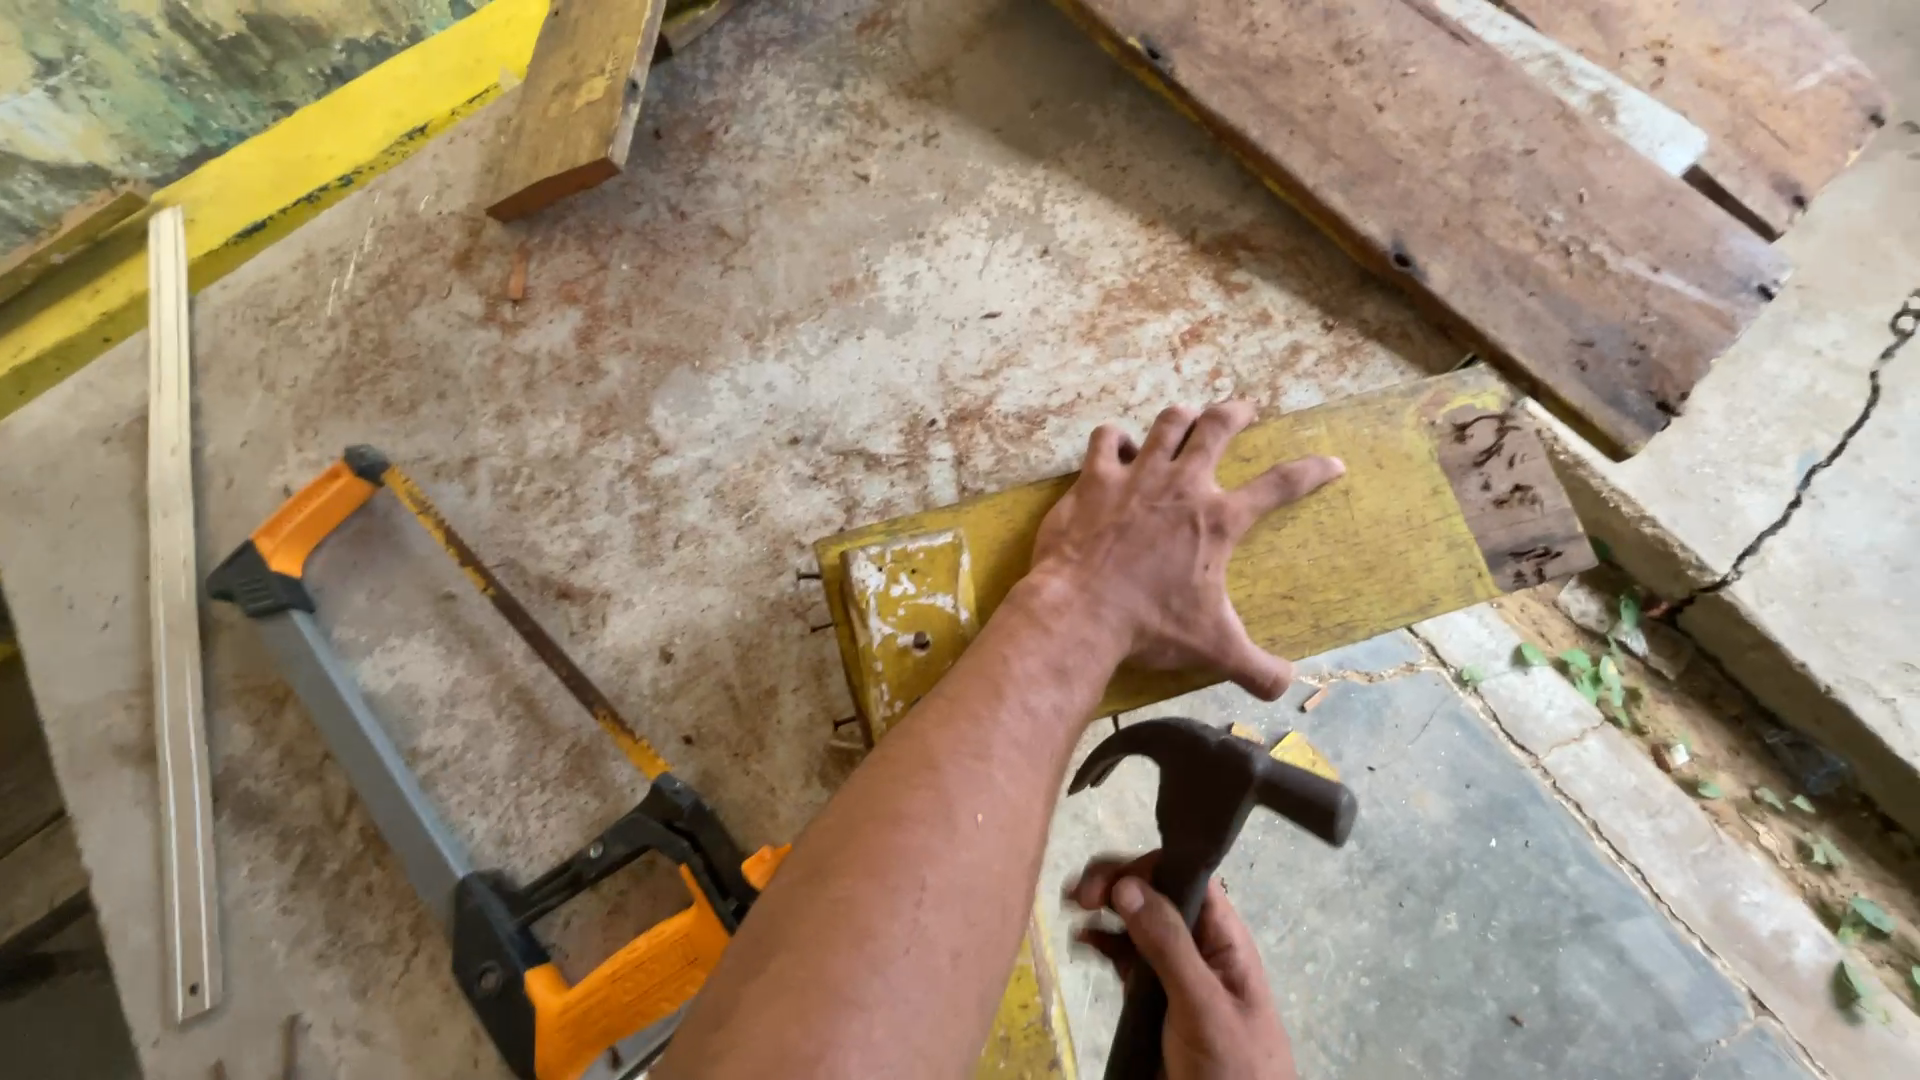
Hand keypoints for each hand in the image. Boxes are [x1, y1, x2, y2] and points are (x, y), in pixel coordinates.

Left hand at [1023, 401, 1343, 700]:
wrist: (1081, 611)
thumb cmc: (1150, 626)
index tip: (1333, 463)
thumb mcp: (1214, 649)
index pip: (1281, 486)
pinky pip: (1106, 438)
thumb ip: (1256, 667)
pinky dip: (1115, 439)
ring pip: (1166, 423)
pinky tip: (1118, 447)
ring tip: (1185, 417)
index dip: (1313, 471)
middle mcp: (1181, 485)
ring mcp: (1135, 476)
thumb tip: (1286, 687)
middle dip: (1236, 412)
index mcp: (1217, 520)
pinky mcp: (1094, 479)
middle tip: (1243, 408)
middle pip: (1218, 427)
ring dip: (1179, 417)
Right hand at [1068, 853, 1297, 1079]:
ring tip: (1070, 907)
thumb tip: (1126, 885)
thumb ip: (1168, 946)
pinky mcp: (1152, 996)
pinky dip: (1100, 941)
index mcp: (1221, 936)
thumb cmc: (1234, 1070)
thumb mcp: (1204, 1007)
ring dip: (1102, 907)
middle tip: (1078, 898)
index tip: (1107, 886)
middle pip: (1153, 892)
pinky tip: (1082, 941)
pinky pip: (1123, 955)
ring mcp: (1172, 970)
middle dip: (1115, 883)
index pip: (1182, 877)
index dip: (1143, 869)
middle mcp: (1196, 944)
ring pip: (1133, 920)